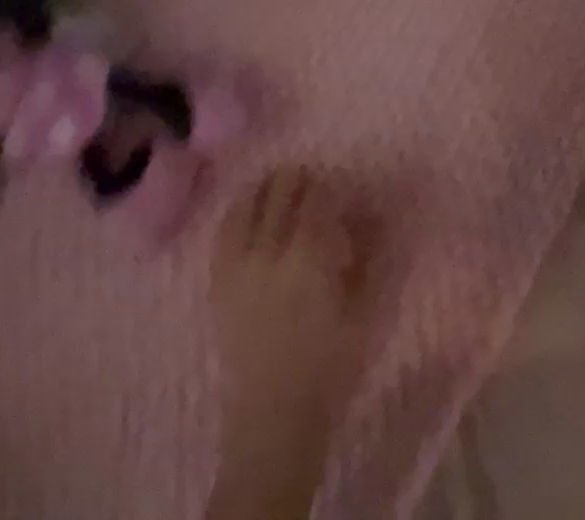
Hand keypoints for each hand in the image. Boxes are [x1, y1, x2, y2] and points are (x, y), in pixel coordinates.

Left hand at [207, 169, 375, 519]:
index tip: (336, 181)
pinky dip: (236, 211)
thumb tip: (365, 222)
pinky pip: (224, 232)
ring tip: (275, 179)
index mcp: (310, 259)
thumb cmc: (329, 365)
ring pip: (248, 208)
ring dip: (264, 189)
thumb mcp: (360, 312)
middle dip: (295, 181)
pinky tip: (244, 205)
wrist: (274, 411)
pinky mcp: (219, 280)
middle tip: (308, 172)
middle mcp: (269, 252)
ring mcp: (238, 264)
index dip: (327, 188)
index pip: (316, 204)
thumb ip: (363, 261)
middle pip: (281, 199)